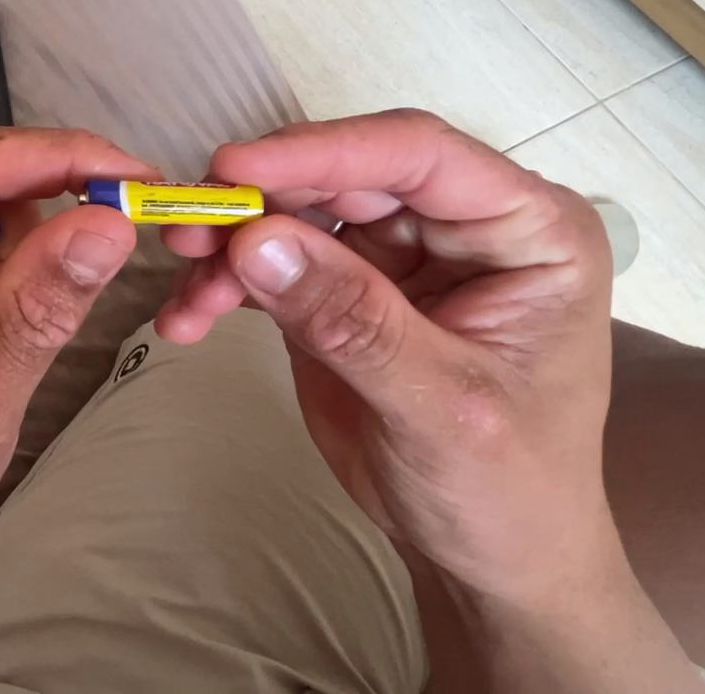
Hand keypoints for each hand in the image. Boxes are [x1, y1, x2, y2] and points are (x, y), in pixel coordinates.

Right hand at [157, 110, 622, 605]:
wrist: (477, 553)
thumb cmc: (504, 487)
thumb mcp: (439, 406)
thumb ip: (352, 320)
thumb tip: (253, 241)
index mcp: (520, 228)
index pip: (416, 155)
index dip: (322, 151)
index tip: (232, 168)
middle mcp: (449, 223)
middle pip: (337, 178)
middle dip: (255, 202)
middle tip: (184, 229)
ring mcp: (385, 252)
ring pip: (287, 213)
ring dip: (226, 245)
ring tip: (186, 293)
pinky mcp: (332, 284)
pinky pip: (263, 261)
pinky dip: (220, 284)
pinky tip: (187, 319)